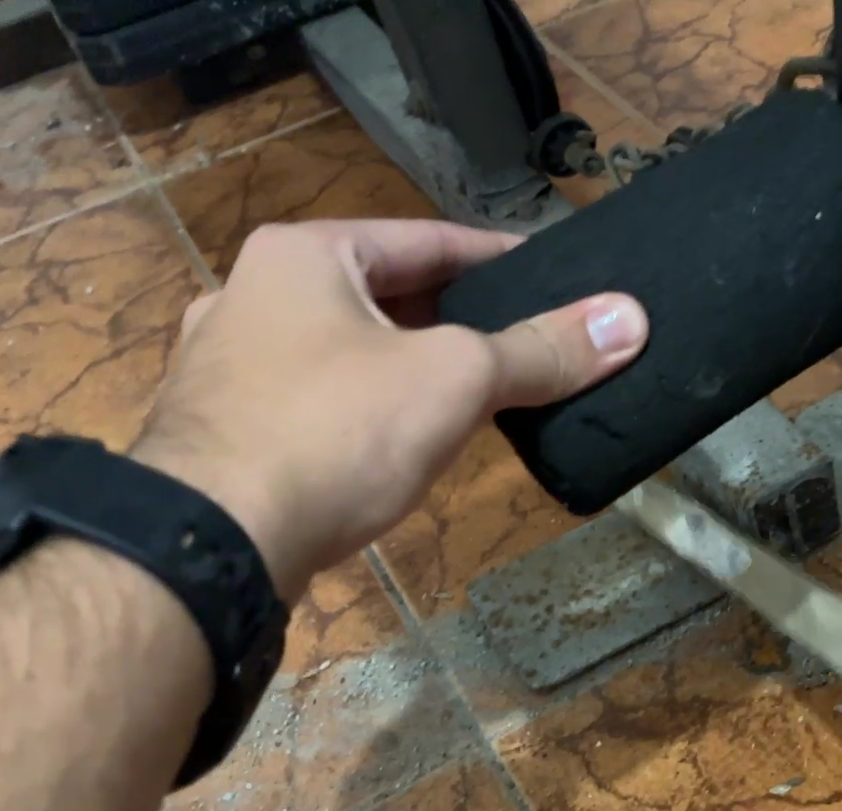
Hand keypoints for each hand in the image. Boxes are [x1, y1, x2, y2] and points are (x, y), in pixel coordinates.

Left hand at [131, 219, 647, 598]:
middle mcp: (256, 294)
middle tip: (528, 335)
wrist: (211, 541)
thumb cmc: (338, 430)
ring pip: (356, 348)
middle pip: (391, 293)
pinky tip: (412, 435)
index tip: (552, 274)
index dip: (499, 256)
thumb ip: (542, 350)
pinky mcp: (231, 427)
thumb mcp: (457, 378)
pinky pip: (329, 397)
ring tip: (483, 388)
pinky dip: (378, 405)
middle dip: (461, 315)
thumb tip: (630, 319)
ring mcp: (232, 364)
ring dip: (416, 362)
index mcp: (306, 256)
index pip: (429, 238)